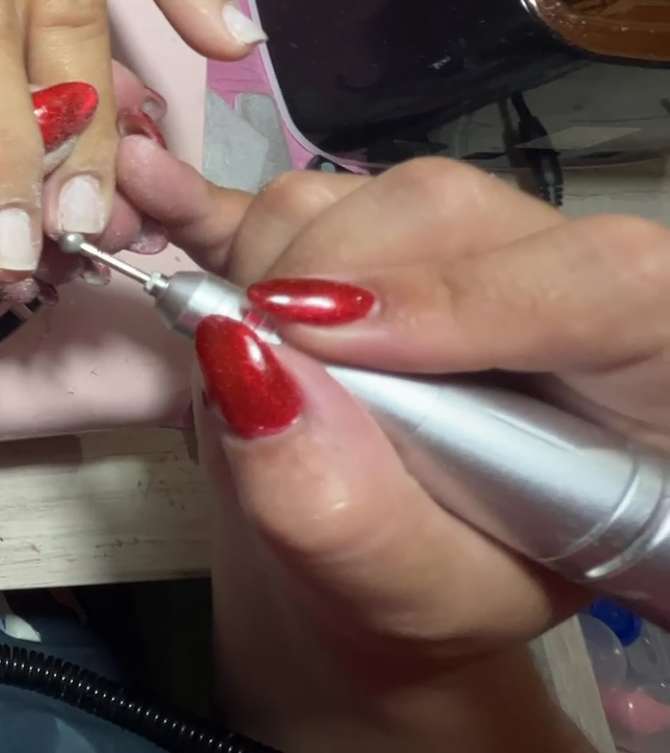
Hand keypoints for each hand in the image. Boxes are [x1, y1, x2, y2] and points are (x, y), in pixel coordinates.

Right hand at [118, 141, 669, 745]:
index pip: (595, 281)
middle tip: (257, 348)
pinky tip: (144, 178)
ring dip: (256, 264)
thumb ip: (333, 500)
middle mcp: (544, 276)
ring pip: (330, 196)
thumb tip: (241, 363)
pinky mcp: (329, 240)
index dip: (453, 296)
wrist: (372, 550)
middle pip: (438, 209)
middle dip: (325, 274)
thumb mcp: (400, 585)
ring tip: (243, 344)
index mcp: (646, 370)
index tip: (314, 336)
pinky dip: (189, 197)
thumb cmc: (420, 586)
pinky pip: (253, 198)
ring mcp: (425, 244)